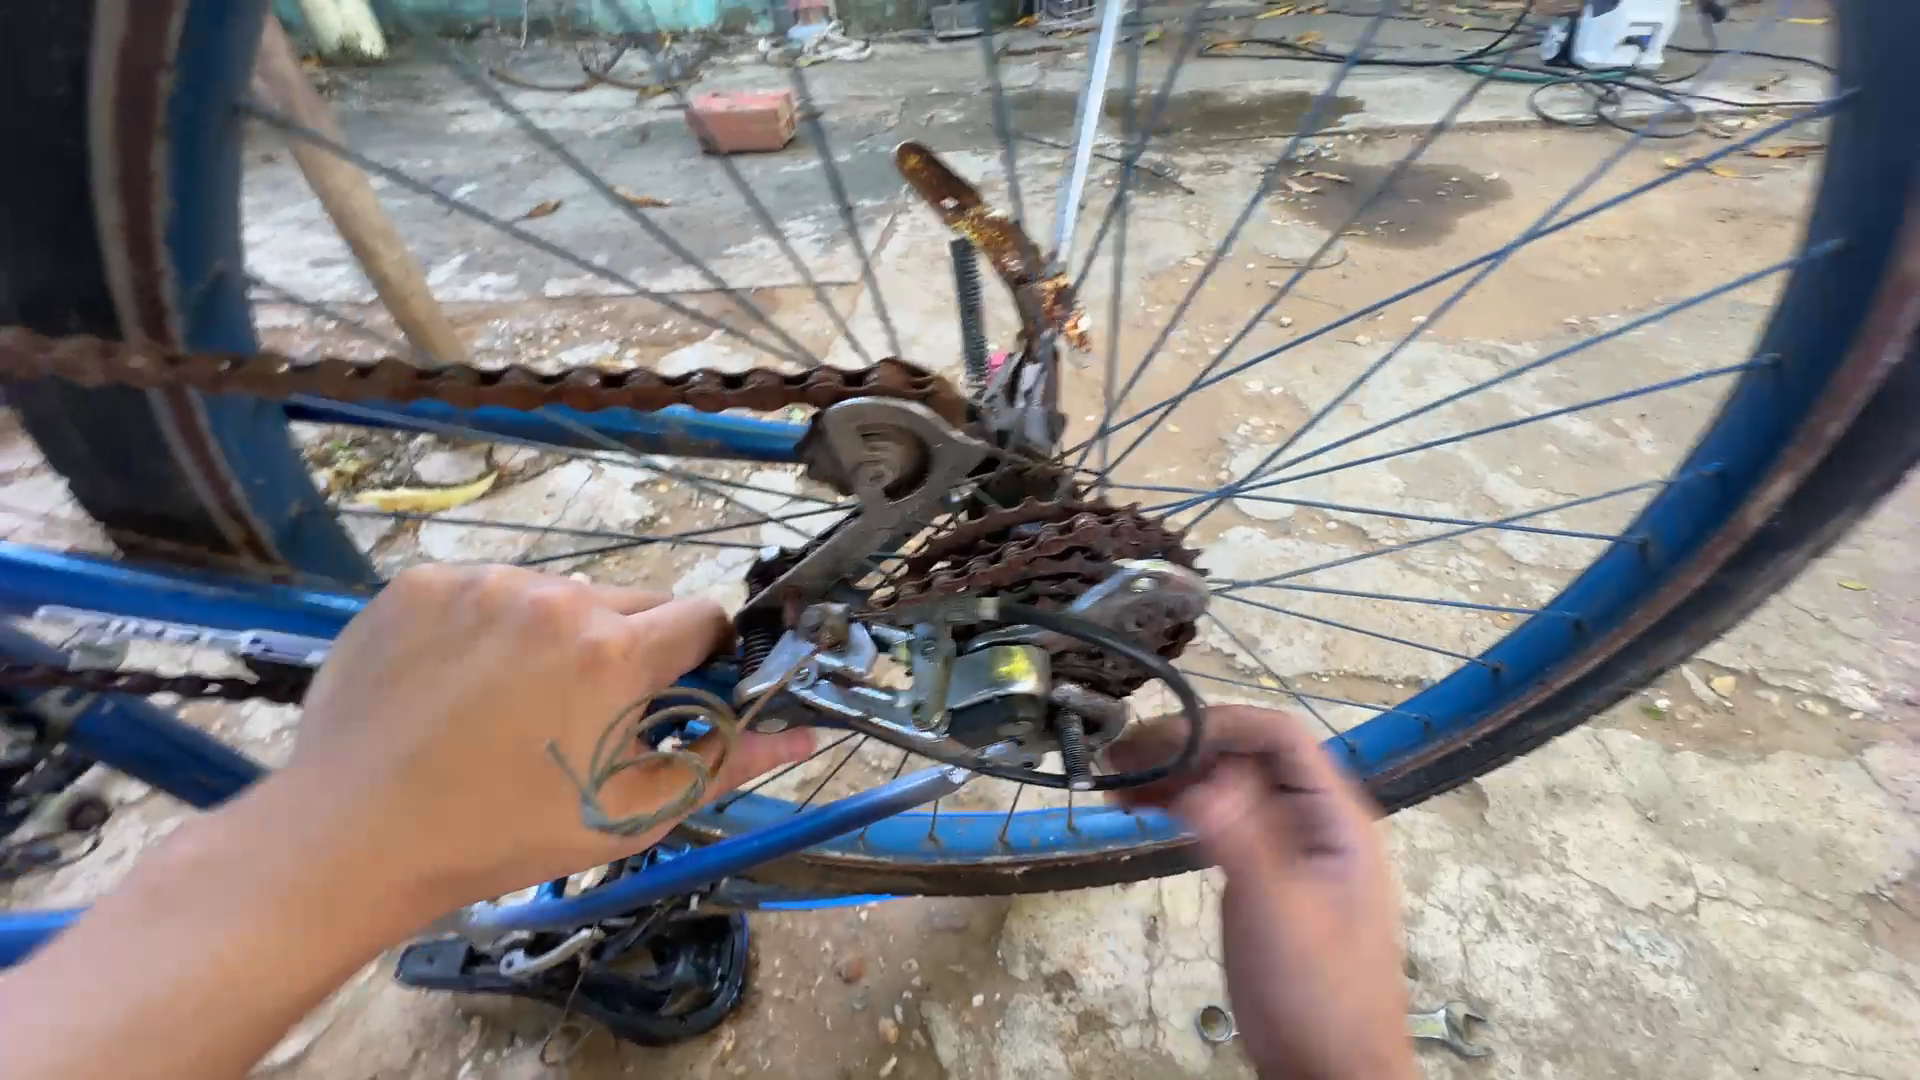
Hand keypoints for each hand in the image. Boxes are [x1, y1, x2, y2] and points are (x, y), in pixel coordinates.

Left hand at [258, 564, 814, 922]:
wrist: (349, 841)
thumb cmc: (510, 831)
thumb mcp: (636, 811)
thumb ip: (729, 761)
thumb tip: (807, 733)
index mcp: (617, 651)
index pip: (702, 615)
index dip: (700, 653)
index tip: (673, 687)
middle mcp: (559, 596)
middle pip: (637, 601)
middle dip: (635, 644)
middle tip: (593, 704)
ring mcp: (485, 582)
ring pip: (566, 592)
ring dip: (566, 632)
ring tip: (521, 693)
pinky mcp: (424, 581)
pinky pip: (495, 588)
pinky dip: (499, 623)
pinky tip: (467, 674)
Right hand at [1108, 706, 1413, 1079]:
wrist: (1327, 1073)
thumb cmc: (1317, 993)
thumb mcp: (1280, 912)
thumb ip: (1242, 838)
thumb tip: (1197, 779)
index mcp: (1332, 815)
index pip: (1279, 737)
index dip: (1221, 724)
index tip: (1161, 736)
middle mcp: (1306, 815)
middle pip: (1242, 754)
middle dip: (1182, 746)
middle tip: (1121, 756)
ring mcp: (1279, 839)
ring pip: (1221, 781)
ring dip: (1170, 772)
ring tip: (1114, 779)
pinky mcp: (1253, 864)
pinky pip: (1212, 815)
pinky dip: (1173, 804)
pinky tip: (1135, 807)